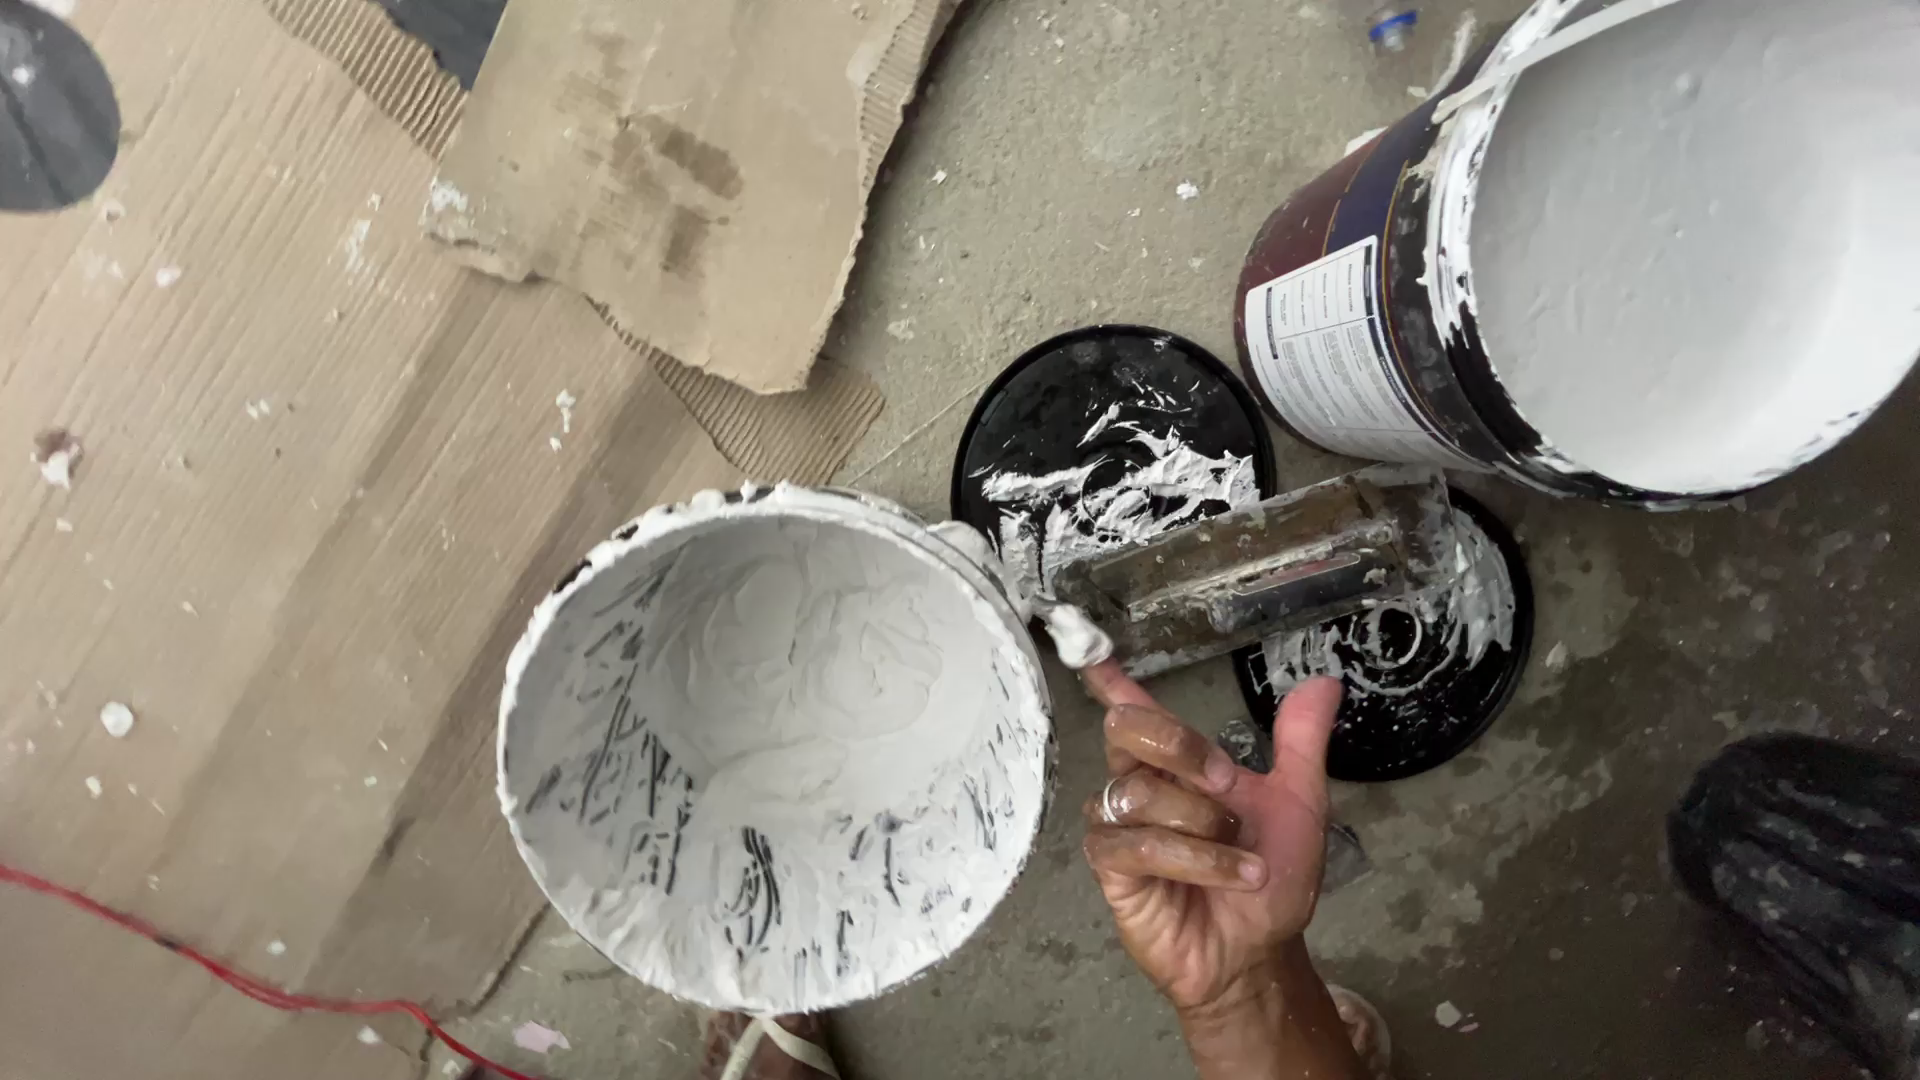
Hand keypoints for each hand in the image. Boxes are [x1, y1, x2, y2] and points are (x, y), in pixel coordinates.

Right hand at [1080, 660, 1343, 1014]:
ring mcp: (1118, 822)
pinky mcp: (1111, 866)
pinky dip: (1195, 860)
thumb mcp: (1296, 804)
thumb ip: (1300, 744)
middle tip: (1226, 783)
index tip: (1089, 649)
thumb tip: (1324, 683)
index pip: (1133, 708)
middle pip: (1126, 729)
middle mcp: (1137, 781)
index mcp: (1172, 761)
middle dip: (1179, 747)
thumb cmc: (1268, 874)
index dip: (1108, 678)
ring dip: (1204, 826)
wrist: (1261, 950)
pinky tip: (1231, 878)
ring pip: (1140, 793)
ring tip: (1244, 862)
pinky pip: (1136, 844)